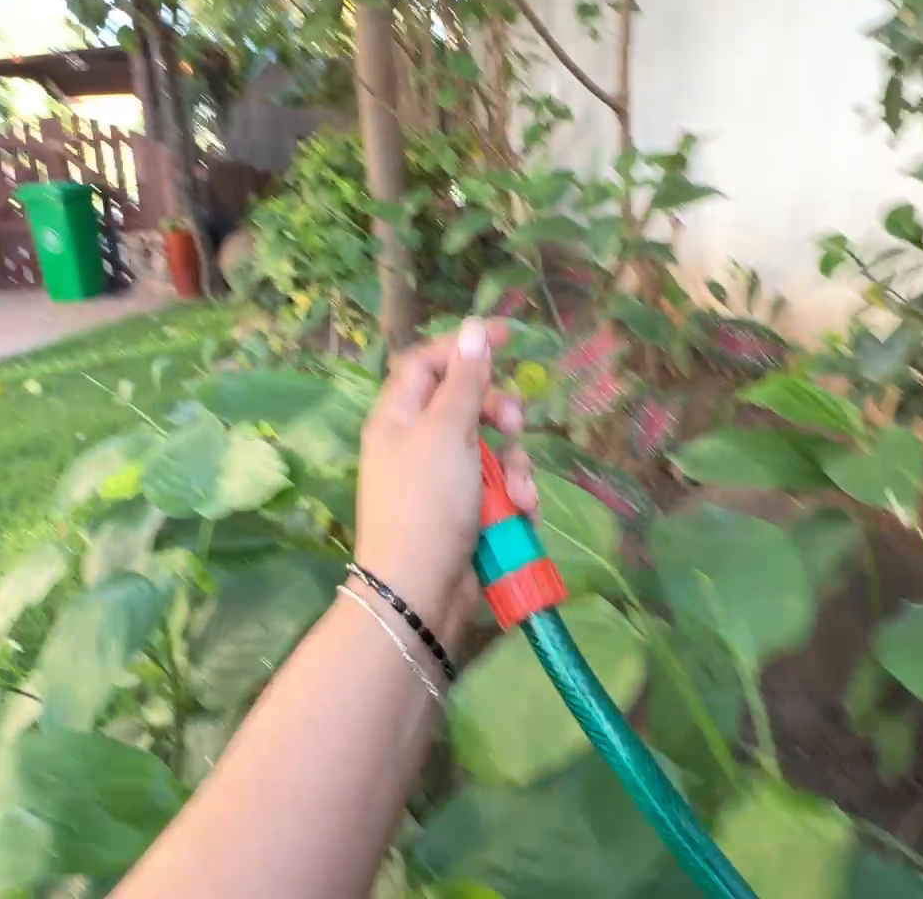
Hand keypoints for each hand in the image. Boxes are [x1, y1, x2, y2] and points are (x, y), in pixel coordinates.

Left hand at [354, 318, 539, 640]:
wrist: (419, 592)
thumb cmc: (427, 503)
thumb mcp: (448, 432)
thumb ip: (465, 381)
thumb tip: (471, 329)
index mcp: (400, 416)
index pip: (429, 362)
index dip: (465, 345)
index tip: (507, 336)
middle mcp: (418, 441)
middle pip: (467, 403)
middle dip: (499, 412)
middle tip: (514, 424)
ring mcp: (443, 478)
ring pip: (492, 448)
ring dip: (514, 466)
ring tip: (518, 495)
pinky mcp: (465, 509)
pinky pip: (497, 486)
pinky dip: (513, 497)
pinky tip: (522, 515)